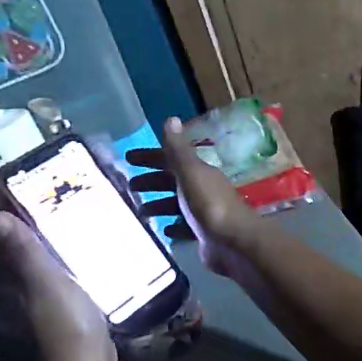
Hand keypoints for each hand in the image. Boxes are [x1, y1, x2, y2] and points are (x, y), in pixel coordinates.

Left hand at [0, 191, 113, 360]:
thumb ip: (24, 251)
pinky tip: (51, 253)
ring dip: (14, 241)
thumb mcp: (47, 281)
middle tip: (4, 199)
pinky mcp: (49, 305)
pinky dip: (35, 257)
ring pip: (13, 262)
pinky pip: (33, 272)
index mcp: (8, 275)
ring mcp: (29, 297)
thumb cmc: (67, 319)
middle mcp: (11, 285)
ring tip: (27, 219)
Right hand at [125, 116, 264, 275]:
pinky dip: (174, 226)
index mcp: (200, 172)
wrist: (233, 242)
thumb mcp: (190, 172)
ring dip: (160, 205)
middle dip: (152, 181)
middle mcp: (205, 190)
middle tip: (130, 186)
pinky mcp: (206, 234)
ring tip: (140, 211)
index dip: (151, 157)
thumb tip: (171, 118)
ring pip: (178, 205)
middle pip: (174, 182)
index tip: (128, 157)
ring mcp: (206, 213)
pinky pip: (186, 228)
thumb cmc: (209, 204)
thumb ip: (178, 149)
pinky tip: (164, 230)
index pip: (172, 159)